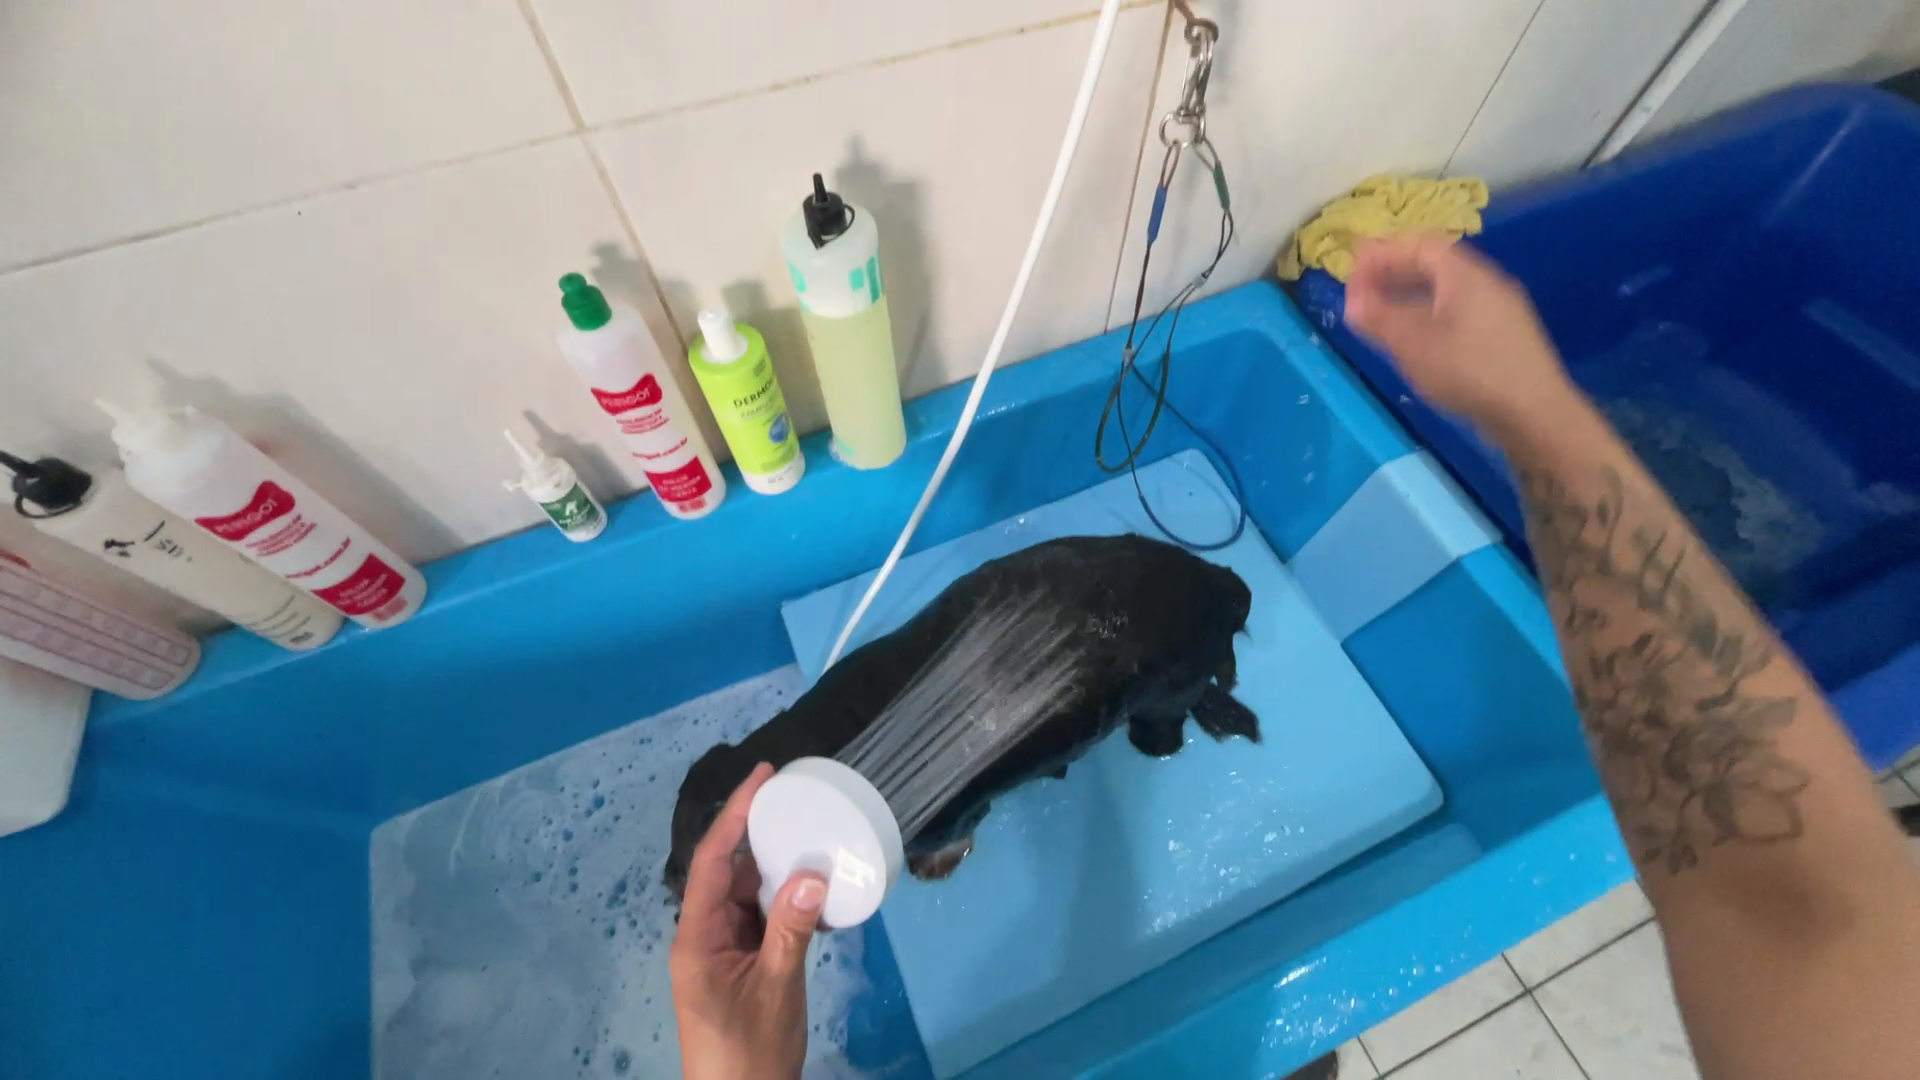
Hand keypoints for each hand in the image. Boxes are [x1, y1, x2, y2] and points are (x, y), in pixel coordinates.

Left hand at [671, 762, 826, 1079]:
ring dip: (782, 868)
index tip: (763, 776)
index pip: (713, 860)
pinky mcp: (746, 959)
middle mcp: (708, 932)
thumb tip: (812, 873)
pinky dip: (791, 901)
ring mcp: (727, 946)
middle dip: (762, 833)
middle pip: (732, 868)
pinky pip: (766, 914)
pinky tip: (820, 894)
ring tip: (816, 836)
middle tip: (800, 798)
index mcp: (698, 936)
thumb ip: (791, 931)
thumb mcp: (775, 990)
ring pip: (752, 890)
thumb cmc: (748, 1053)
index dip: (735, 813)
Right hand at [1343, 235, 1574, 432]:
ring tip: (1377, 312)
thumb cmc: (1468, 371)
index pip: (1421, 246)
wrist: (1531, 410)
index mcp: (1464, 277)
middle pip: (1434, 264)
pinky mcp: (1498, 334)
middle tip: (1359, 288)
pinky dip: (1424, 311)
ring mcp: (1496, 308)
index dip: (1384, 252)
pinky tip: (1411, 335)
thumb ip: (1379, 319)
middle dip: (1393, 271)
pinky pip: (1454, 309)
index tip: (1353, 266)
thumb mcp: (1414, 345)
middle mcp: (1484, 283)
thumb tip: (1351, 300)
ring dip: (1407, 293)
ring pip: (1444, 289)